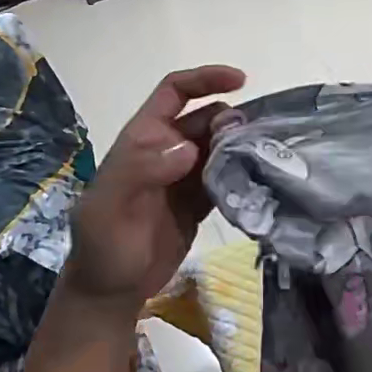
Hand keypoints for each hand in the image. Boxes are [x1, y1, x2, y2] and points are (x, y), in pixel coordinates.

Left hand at [60, 65, 245, 306]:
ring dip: (242, 146)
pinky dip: (243, 175)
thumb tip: (188, 148)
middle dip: (233, 120)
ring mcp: (185, 177)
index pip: (174, 93)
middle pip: (207, 119)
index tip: (241, 81)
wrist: (111, 291)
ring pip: (220, 147)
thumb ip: (141, 171)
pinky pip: (227, 177)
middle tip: (258, 138)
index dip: (204, 79)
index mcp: (142, 140)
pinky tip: (261, 180)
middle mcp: (166, 151)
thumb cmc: (103, 246)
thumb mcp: (108, 207)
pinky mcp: (200, 202)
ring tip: (268, 156)